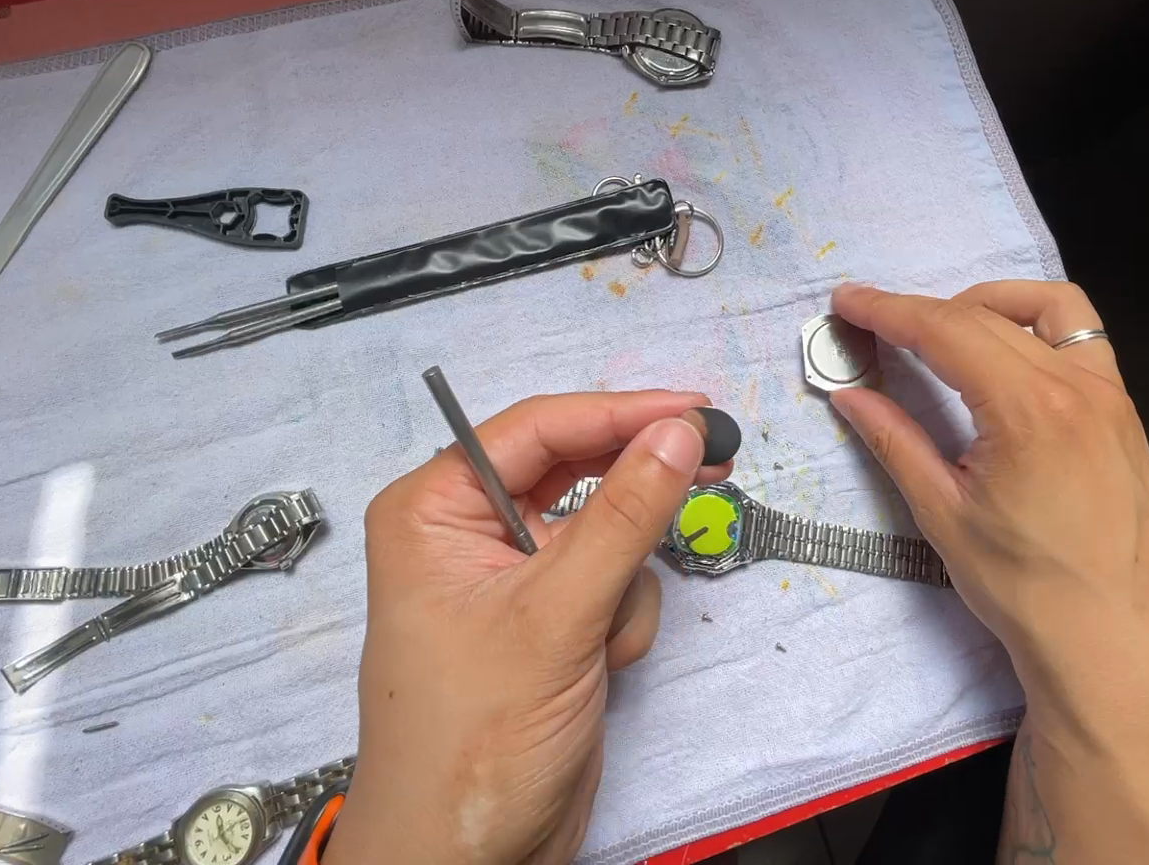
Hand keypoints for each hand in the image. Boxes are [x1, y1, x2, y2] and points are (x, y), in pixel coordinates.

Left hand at [324, 391, 732, 864]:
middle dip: (635, 481)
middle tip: (713, 455)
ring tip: (603, 639)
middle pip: (573, 468)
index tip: (694, 409)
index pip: (538, 429)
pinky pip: (609, 576)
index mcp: (436, 507)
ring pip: (603, 527)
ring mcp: (513, 572)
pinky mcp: (549, 612)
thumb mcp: (555, 616)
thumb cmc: (477, 739)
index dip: (619, 412)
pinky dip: (621, 615)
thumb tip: (681, 431)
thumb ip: (624, 516)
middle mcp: (469, 527)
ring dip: (622, 579)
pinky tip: (600, 664)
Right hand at [829, 280, 1148, 861]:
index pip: (946, 331)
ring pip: (1048, 308)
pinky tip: (1003, 359)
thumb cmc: (1021, 588)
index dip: (887, 310)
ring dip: (986, 303)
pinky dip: (1034, 327)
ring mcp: (1112, 396)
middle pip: (984, 316)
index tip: (845, 300)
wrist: (1110, 647)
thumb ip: (893, 438)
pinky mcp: (1126, 413)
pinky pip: (1082, 340)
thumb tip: (846, 392)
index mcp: (1030, 411)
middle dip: (918, 308)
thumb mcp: (942, 513)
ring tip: (941, 330)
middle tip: (869, 320)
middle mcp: (1079, 387)